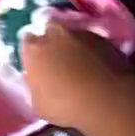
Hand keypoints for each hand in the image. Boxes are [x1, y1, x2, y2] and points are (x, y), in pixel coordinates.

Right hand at [19, 15, 134, 131]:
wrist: (106, 100)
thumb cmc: (64, 105)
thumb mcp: (37, 103)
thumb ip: (35, 85)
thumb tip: (38, 80)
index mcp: (33, 49)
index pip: (27, 42)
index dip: (32, 52)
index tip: (37, 63)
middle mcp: (55, 34)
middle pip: (50, 30)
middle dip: (52, 41)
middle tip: (56, 58)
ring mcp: (81, 34)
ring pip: (72, 34)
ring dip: (72, 44)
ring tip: (78, 62)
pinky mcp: (104, 38)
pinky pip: (91, 41)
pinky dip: (91, 49)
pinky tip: (95, 64)